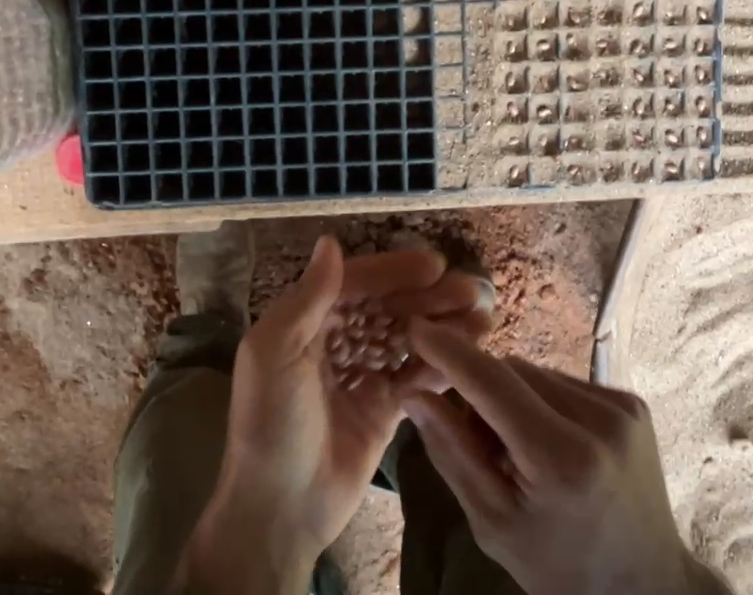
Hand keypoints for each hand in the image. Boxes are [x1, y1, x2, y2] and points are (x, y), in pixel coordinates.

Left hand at [176, 237, 492, 593]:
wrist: (280, 510)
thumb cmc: (271, 424)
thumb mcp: (275, 354)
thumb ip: (307, 299)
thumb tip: (330, 242)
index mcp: (305, 324)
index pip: (355, 284)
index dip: (393, 272)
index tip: (435, 265)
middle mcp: (334, 342)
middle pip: (386, 308)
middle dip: (427, 297)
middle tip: (472, 290)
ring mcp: (360, 376)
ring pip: (405, 339)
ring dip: (440, 325)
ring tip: (482, 317)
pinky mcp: (382, 410)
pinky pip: (414, 377)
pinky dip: (438, 365)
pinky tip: (468, 355)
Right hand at [402, 320, 720, 594]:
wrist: (645, 585)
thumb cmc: (559, 566)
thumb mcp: (493, 522)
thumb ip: (452, 452)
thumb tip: (413, 393)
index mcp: (563, 459)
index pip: (493, 383)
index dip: (450, 353)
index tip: (416, 328)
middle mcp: (600, 421)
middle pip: (512, 370)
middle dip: (483, 394)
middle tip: (482, 446)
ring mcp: (623, 407)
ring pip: (536, 371)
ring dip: (513, 396)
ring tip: (520, 452)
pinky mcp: (633, 402)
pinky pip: (563, 380)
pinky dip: (543, 401)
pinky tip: (551, 444)